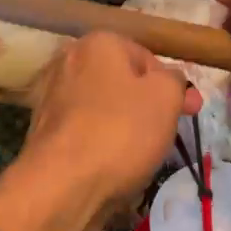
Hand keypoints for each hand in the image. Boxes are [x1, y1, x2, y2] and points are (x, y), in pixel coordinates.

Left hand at [0, 32, 196, 230]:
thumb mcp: (166, 97)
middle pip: (122, 82)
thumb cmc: (120, 132)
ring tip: (142, 154)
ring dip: (125, 126)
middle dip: (147, 105)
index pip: (147, 57)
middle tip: (168, 132)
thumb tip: (171, 80)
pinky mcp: (43, 133)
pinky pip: (85, 132)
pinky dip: (101, 144)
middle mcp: (69, 61)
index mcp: (98, 43)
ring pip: (103, 108)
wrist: (62, 188)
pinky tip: (114, 165)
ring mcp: (51, 97)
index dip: (171, 85)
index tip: (188, 110)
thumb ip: (175, 81)